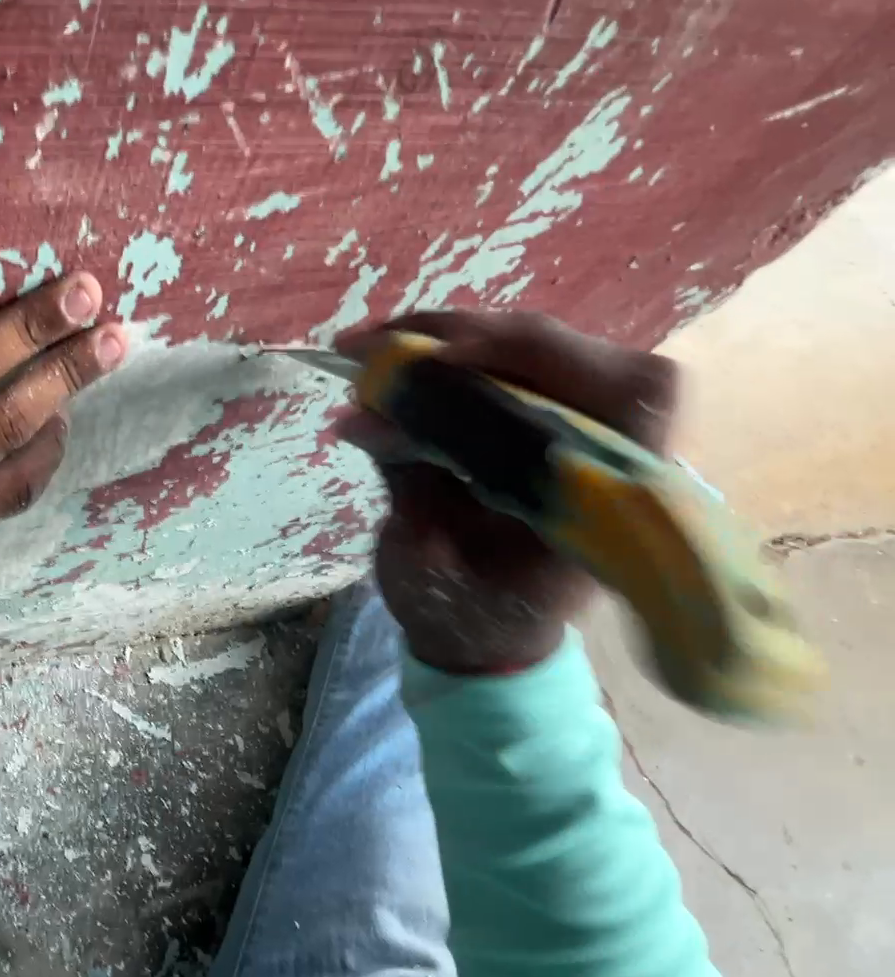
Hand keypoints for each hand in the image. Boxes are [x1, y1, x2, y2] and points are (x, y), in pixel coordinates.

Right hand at [334, 311, 678, 674]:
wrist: (482, 639)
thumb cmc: (466, 617)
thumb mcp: (429, 566)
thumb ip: (407, 488)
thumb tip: (355, 417)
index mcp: (609, 498)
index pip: (621, 393)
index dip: (541, 358)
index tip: (445, 360)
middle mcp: (602, 453)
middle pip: (562, 354)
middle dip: (466, 337)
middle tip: (376, 344)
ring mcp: (566, 434)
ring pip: (525, 351)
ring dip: (443, 338)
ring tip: (366, 347)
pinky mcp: (525, 426)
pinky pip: (494, 370)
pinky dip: (436, 357)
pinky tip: (383, 361)